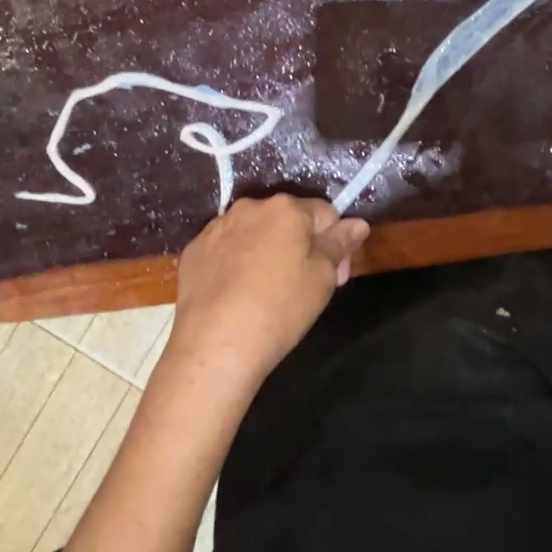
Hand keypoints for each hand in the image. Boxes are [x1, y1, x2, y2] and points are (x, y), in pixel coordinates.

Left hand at [170, 195, 369, 384]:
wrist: (214, 344)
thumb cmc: (279, 309)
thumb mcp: (322, 278)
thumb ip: (340, 244)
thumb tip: (357, 223)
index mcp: (285, 208)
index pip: (324, 213)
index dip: (335, 243)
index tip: (335, 276)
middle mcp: (249, 207)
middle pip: (287, 220)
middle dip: (300, 246)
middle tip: (303, 287)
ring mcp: (216, 228)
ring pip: (254, 233)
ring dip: (266, 252)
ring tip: (266, 293)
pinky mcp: (194, 251)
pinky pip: (225, 249)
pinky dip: (235, 264)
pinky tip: (237, 295)